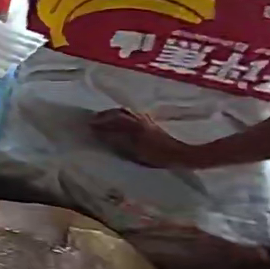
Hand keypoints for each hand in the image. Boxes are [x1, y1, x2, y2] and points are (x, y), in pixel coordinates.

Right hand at [90, 108, 207, 168]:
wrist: (181, 155)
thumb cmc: (158, 156)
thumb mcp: (135, 151)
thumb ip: (117, 141)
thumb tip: (101, 133)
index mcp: (134, 125)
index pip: (113, 120)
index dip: (100, 122)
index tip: (88, 125)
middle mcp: (139, 120)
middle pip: (119, 113)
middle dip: (105, 115)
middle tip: (93, 120)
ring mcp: (146, 121)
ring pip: (127, 112)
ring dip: (114, 114)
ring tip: (105, 119)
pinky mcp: (151, 125)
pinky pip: (133, 115)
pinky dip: (124, 116)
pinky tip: (123, 121)